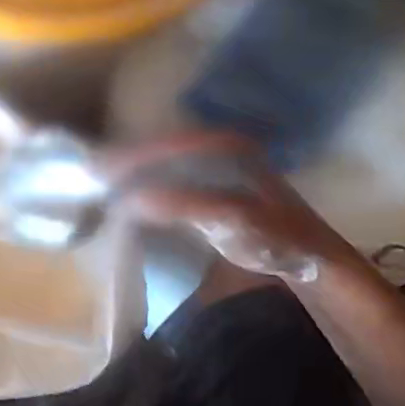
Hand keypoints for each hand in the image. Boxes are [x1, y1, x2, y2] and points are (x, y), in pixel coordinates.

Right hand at [107, 132, 369, 281]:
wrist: (313, 261)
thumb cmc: (278, 234)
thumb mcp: (232, 217)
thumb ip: (184, 205)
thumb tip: (131, 199)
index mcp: (223, 145)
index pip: (165, 144)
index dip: (131, 156)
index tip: (99, 169)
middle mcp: (216, 151)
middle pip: (160, 152)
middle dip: (126, 164)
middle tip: (91, 178)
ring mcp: (214, 172)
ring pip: (163, 168)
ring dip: (134, 178)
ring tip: (102, 189)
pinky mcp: (211, 192)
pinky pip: (171, 185)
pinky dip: (148, 192)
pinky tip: (129, 203)